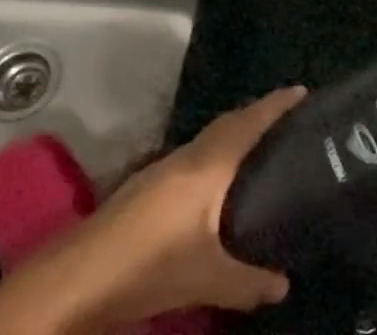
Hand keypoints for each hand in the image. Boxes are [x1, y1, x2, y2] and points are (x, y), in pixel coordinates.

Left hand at [0, 86, 306, 334]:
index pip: (247, 124)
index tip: (301, 92)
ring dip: (231, 139)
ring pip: (205, 143)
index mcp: (206, 167)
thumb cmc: (149, 266)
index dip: (275, 106)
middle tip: (287, 122)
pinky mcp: (141, 190)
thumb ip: (249, 281)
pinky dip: (211, 161)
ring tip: (258, 153)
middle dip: (256, 117)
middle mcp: (183, 158)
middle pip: (226, 126)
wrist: (76, 279)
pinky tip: (215, 189)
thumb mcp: (208, 279)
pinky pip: (189, 161)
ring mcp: (158, 171)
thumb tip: (283, 285)